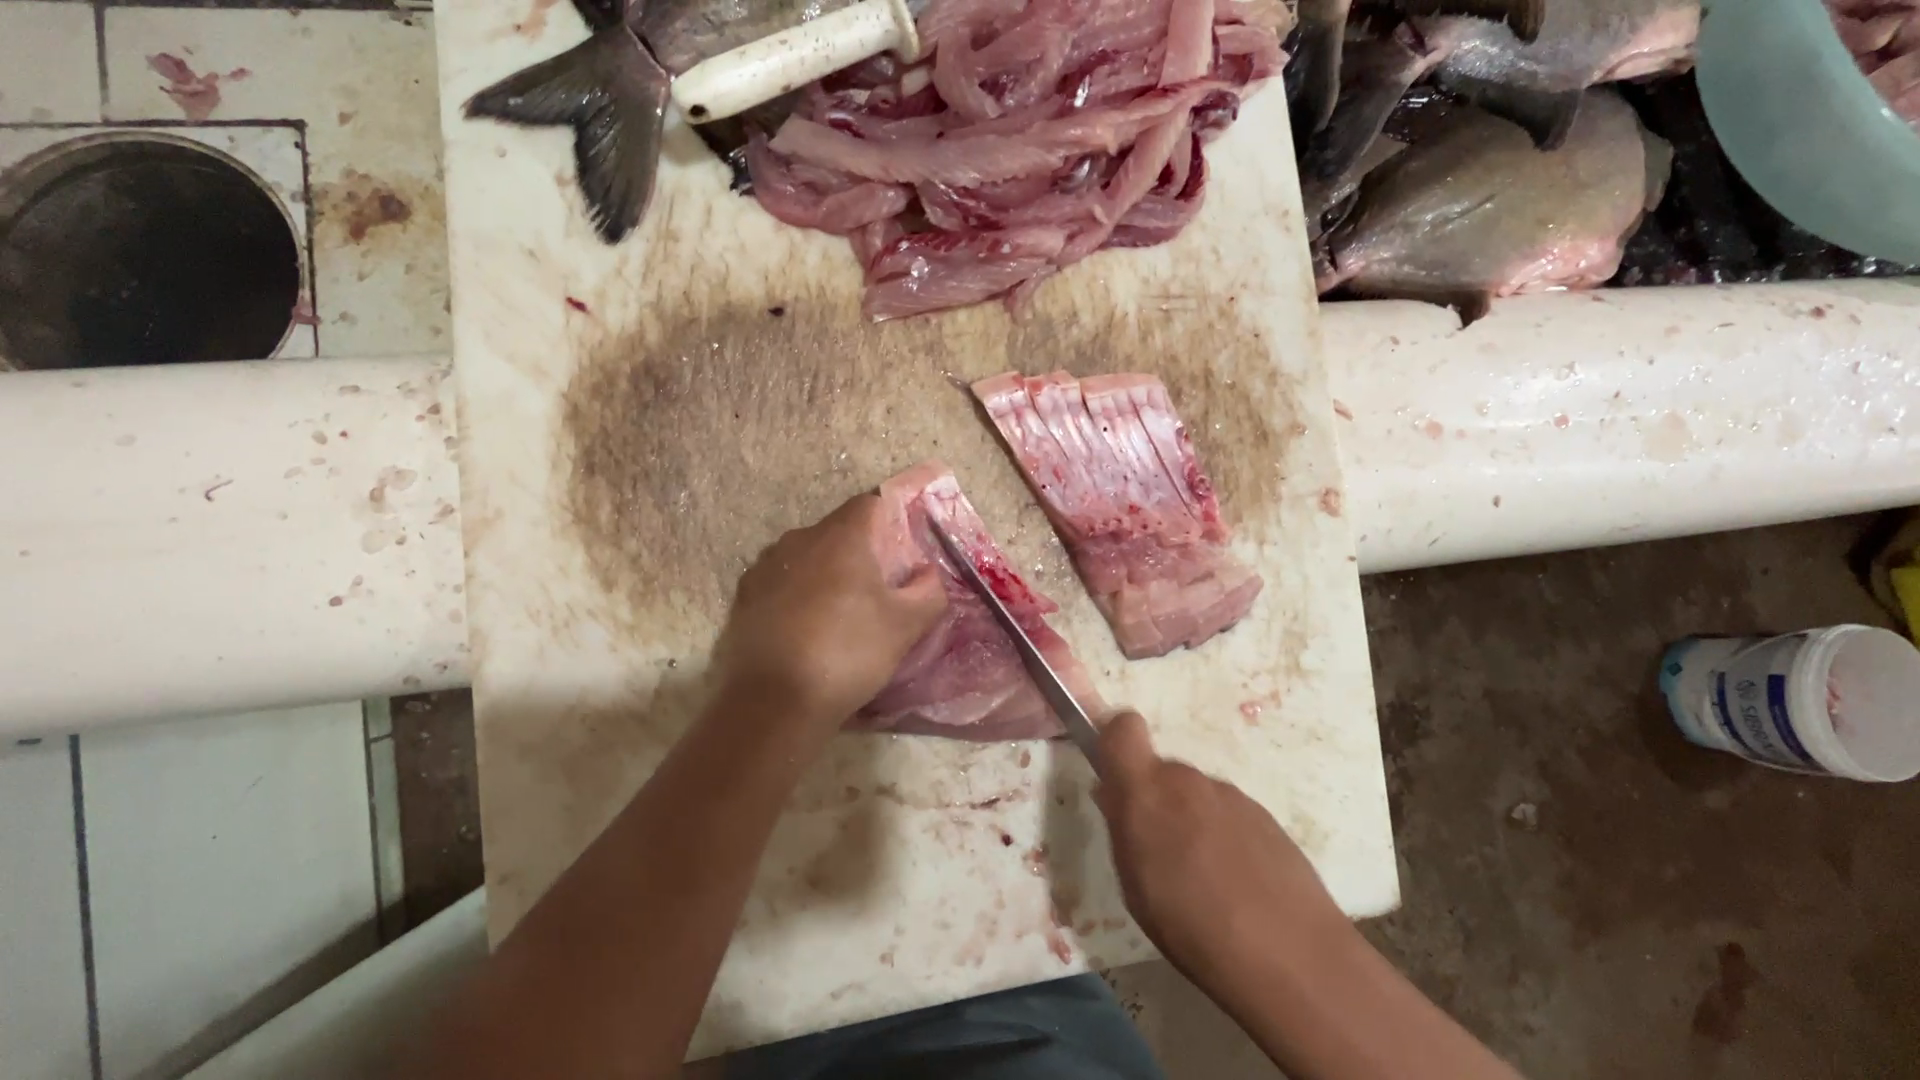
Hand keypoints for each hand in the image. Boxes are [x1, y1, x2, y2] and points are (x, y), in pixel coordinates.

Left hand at [714, 494, 946, 733]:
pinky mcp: (744, 598)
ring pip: (806, 558)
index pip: (870, 503)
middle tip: (881, 585)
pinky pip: (781, 583)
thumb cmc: (848, 653)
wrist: (774, 702)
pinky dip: (797, 595)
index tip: (905, 546)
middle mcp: (798, 540)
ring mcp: (765, 568)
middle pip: (837, 531)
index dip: (891, 517)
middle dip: (861, 551)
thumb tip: (927, 572)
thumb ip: (928, 591)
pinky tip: (807, 628)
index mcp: (840, 537)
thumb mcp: (905, 626)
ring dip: (826, 573)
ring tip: (842, 611)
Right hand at [1095, 712, 1347, 992]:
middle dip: (1155, 801)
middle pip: (1162, 772)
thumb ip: (1123, 830)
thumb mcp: (1134, 887)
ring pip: (1196, 796)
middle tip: (1158, 853)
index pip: (1123, 728)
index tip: (1115, 777)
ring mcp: (1232, 797)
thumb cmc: (1191, 927)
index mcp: (1148, 793)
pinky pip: (1228, 816)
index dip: (1115, 741)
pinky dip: (1224, 838)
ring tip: (1202, 880)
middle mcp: (1190, 782)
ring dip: (1191, 823)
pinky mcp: (1267, 817)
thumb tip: (1114, 795)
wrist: (1289, 955)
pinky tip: (1235, 886)